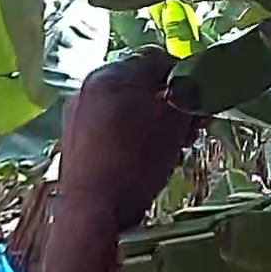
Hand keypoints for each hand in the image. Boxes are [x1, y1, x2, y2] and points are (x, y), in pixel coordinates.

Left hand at [57, 48, 197, 230]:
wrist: (91, 213)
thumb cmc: (137, 160)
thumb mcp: (174, 123)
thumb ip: (188, 95)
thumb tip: (193, 86)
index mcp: (115, 71)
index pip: (160, 58)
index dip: (186, 79)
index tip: (199, 104)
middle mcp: (91, 84)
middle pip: (141, 82)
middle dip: (167, 102)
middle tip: (187, 130)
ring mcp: (77, 111)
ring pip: (125, 104)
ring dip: (150, 119)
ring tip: (168, 148)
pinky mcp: (71, 138)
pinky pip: (108, 124)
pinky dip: (128, 133)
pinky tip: (141, 158)